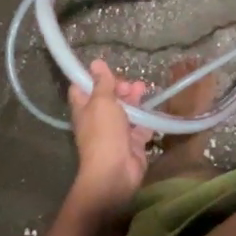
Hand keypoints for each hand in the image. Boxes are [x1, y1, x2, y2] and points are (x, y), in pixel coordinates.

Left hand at [67, 60, 154, 210]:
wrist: (115, 172)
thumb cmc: (104, 133)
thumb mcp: (102, 102)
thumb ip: (102, 82)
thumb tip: (95, 63)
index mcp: (84, 109)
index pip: (82, 89)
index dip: (91, 78)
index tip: (105, 70)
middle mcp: (98, 120)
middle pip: (107, 98)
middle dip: (119, 88)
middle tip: (129, 84)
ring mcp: (115, 133)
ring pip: (125, 111)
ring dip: (134, 100)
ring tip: (143, 89)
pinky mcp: (132, 144)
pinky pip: (140, 128)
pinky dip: (146, 119)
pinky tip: (152, 108)